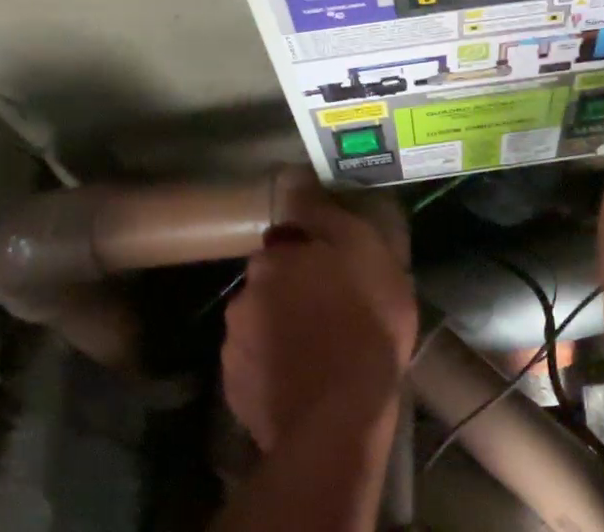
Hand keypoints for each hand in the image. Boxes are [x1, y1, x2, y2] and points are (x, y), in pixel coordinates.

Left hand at [221, 176, 417, 451]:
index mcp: (276, 257)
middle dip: (295, 290)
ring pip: (262, 323)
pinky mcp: (235, 388)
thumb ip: (330, 218)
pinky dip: (276, 366)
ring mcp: (234, 344)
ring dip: (283, 328)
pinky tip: (304, 379)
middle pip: (272, 282)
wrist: (337, 417)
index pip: (289, 241)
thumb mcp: (369, 253)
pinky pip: (258, 365)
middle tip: (334, 310)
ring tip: (320, 351)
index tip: (338, 271)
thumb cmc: (365, 324)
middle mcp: (245, 294)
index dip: (314, 254)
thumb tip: (298, 186)